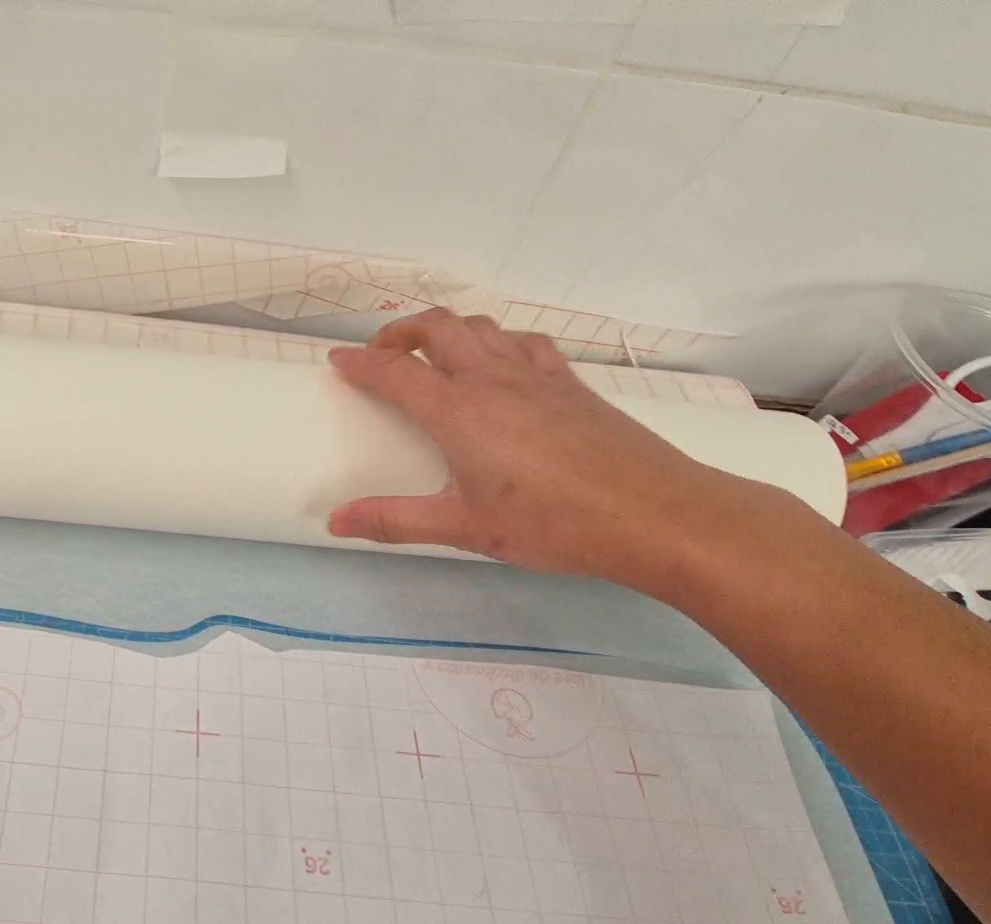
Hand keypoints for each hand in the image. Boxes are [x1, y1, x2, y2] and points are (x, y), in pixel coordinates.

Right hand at [326, 309, 796, 586]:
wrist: (655, 514)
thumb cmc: (552, 524)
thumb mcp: (464, 528)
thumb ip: (395, 521)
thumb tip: (334, 522)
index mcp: (458, 412)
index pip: (395, 372)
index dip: (360, 363)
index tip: (337, 361)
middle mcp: (493, 380)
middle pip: (439, 327)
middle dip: (401, 330)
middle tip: (382, 353)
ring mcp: (537, 376)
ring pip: (483, 327)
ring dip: (448, 330)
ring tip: (432, 354)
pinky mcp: (571, 384)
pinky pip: (524, 342)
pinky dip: (497, 341)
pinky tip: (500, 365)